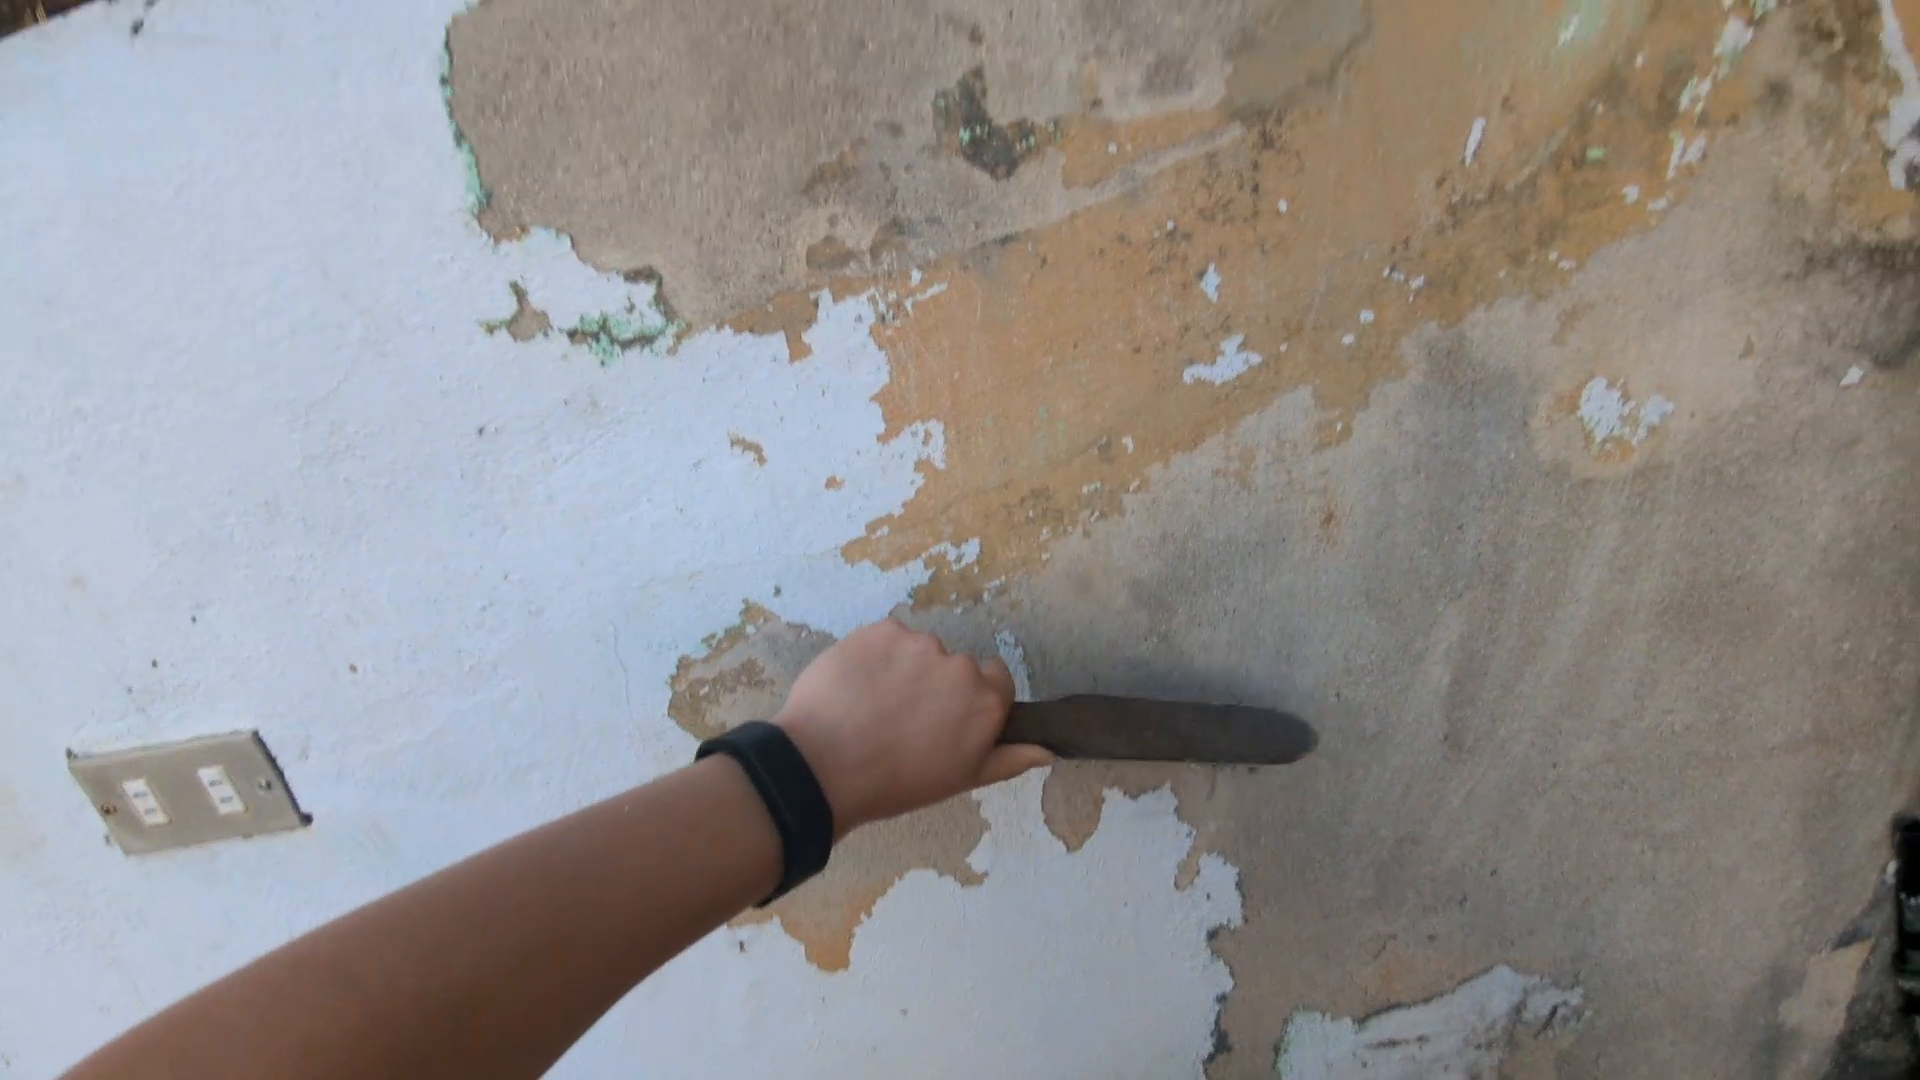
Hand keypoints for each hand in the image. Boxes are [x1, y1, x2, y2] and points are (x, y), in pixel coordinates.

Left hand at [772, 618, 1053, 837]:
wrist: (824, 767)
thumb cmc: (897, 782)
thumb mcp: (961, 779)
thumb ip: (1008, 758)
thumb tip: (1049, 749)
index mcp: (985, 701)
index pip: (996, 679)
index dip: (971, 697)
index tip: (946, 717)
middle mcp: (960, 665)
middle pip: (954, 665)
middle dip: (935, 684)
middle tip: (903, 717)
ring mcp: (919, 643)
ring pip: (917, 650)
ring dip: (903, 668)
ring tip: (873, 704)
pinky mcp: (881, 629)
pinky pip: (886, 638)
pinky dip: (875, 655)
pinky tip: (856, 685)